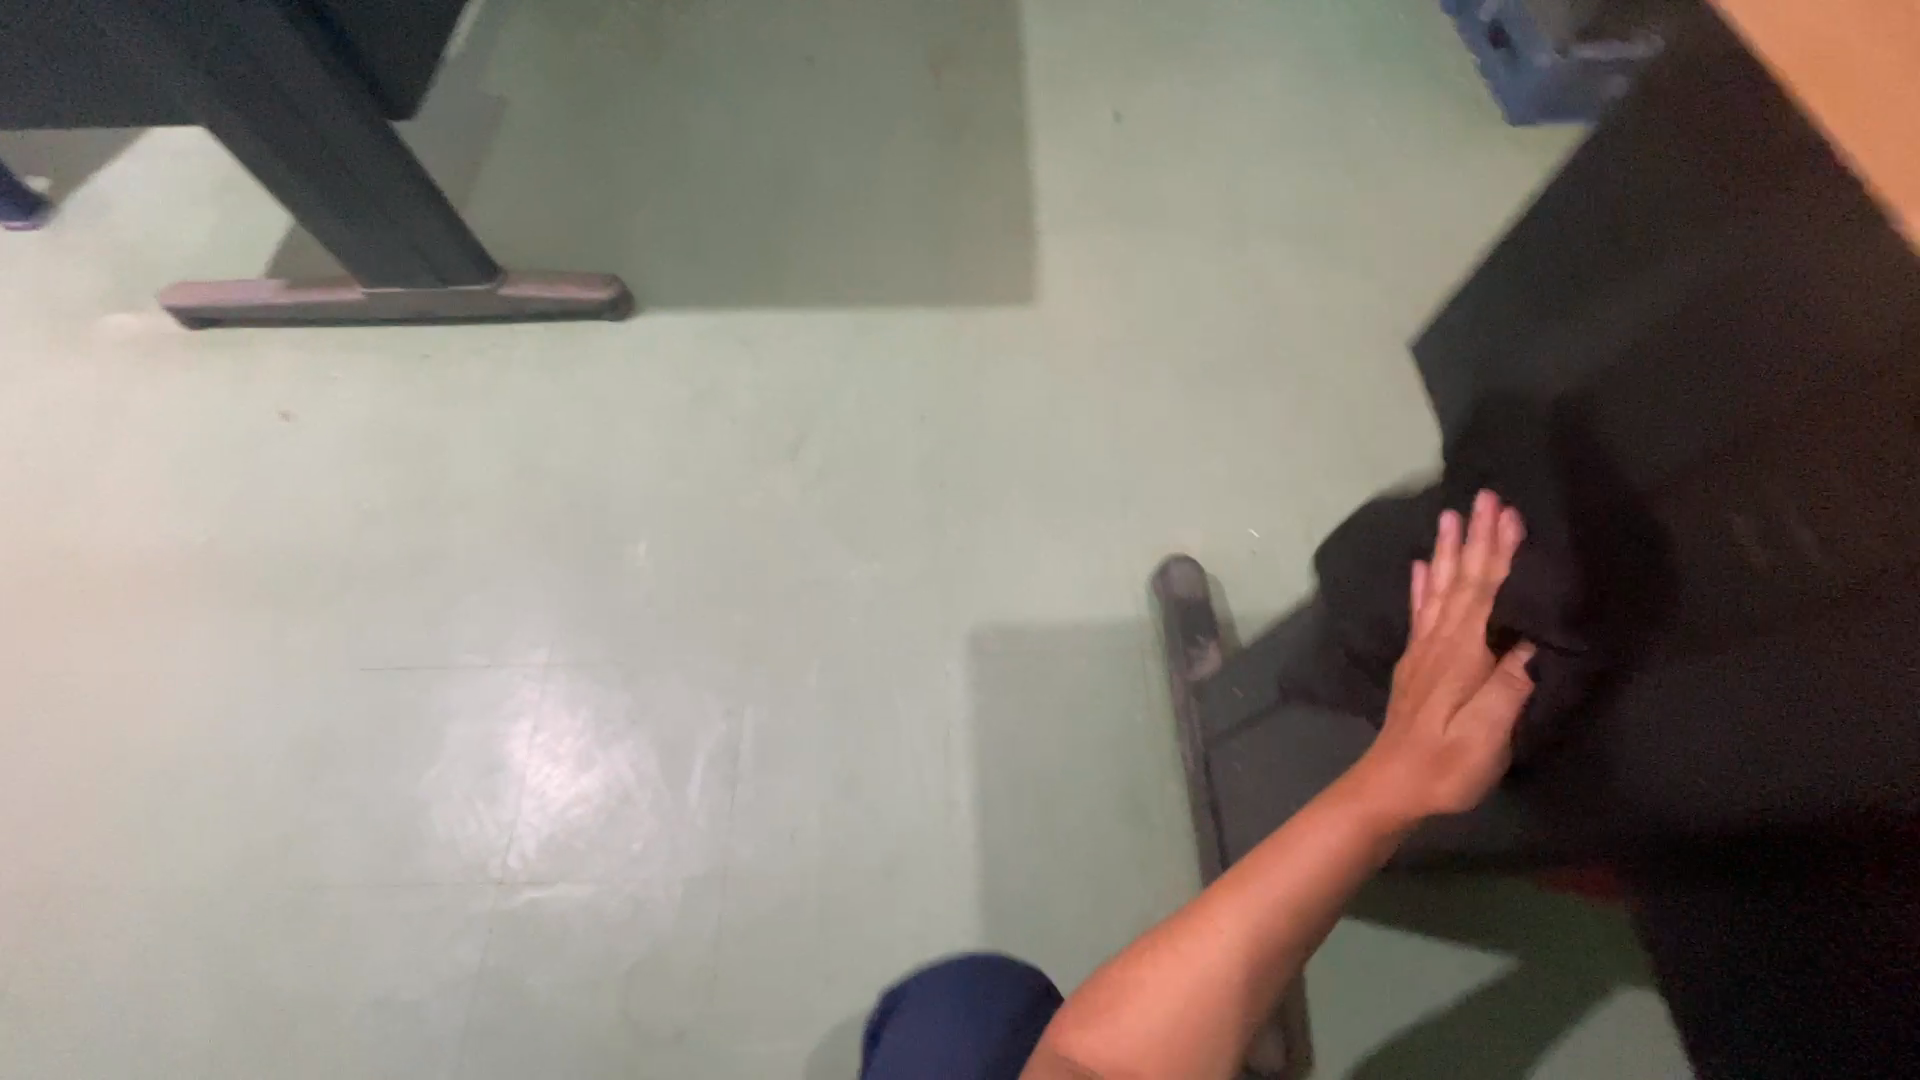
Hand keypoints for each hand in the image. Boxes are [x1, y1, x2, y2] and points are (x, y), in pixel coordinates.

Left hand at [1349, 490, 1536, 825]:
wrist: (1391, 783)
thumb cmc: (1446, 764)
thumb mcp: (1487, 734)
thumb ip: (1509, 687)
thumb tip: (1534, 642)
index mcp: (1461, 654)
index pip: (1484, 591)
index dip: (1498, 552)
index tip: (1508, 512)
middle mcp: (1438, 642)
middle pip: (1460, 580)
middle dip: (1474, 538)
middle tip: (1483, 496)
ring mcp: (1422, 651)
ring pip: (1438, 588)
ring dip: (1447, 551)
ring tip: (1450, 516)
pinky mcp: (1414, 664)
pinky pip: (1419, 613)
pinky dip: (1420, 586)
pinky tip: (1419, 567)